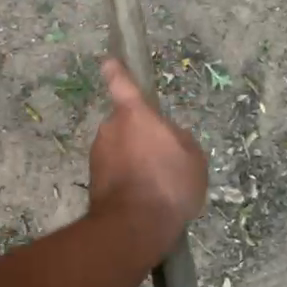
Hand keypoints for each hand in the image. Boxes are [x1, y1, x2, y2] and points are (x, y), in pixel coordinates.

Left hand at [86, 57, 207, 239]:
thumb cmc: (168, 182)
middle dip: (140, 136)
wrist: (135, 225)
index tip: (110, 62)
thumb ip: (179, 139)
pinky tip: (144, 199)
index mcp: (134, 114)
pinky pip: (115, 170)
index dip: (117, 71)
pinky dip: (127, 179)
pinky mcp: (94, 176)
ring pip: (120, 148)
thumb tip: (168, 138)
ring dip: (134, 160)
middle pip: (126, 123)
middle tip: (163, 160)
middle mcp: (110, 127)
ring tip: (157, 186)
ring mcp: (98, 152)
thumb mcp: (192, 157)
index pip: (121, 83)